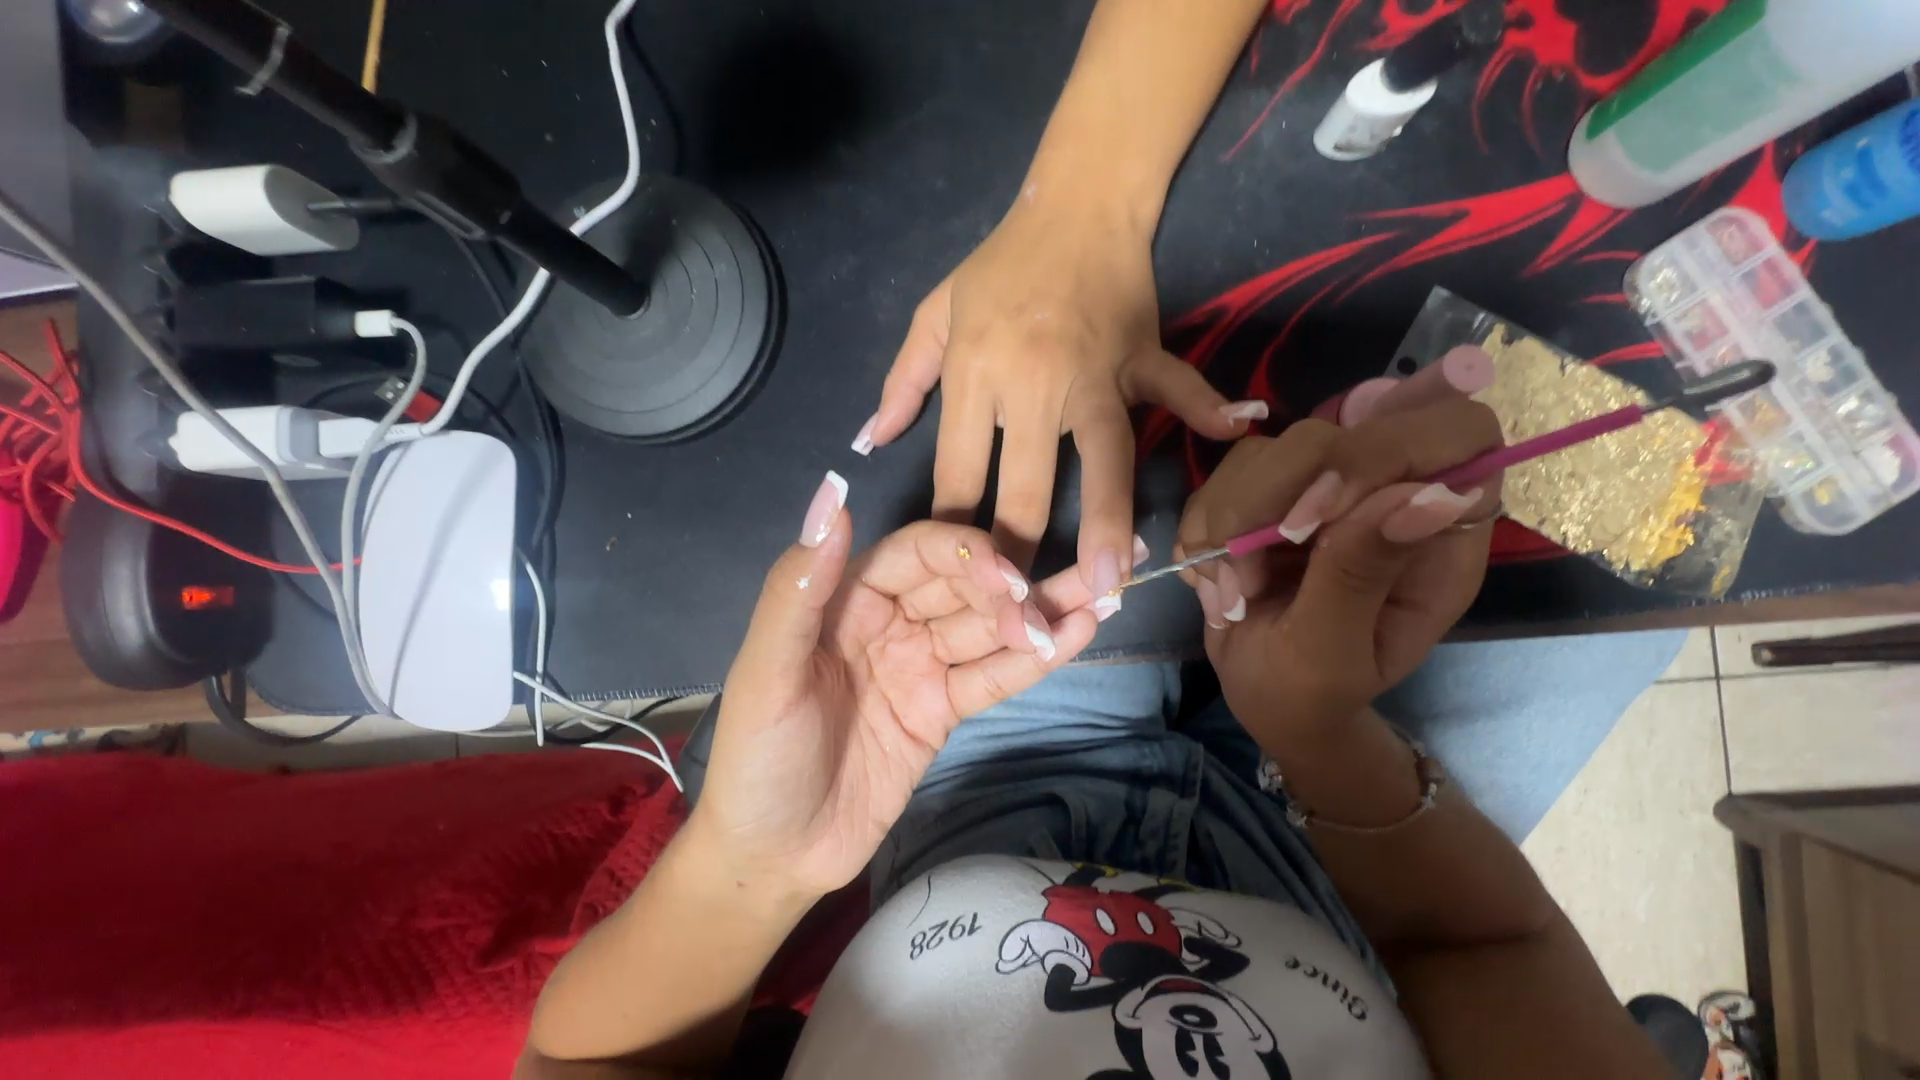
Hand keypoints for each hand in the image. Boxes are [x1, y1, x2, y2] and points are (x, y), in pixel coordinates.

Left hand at [686, 472, 1103, 902]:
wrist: (776, 856)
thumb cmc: (761, 759)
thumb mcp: (768, 671)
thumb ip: (798, 586)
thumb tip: (832, 493)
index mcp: (846, 598)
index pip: (918, 554)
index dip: (965, 556)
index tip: (1007, 578)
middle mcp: (890, 621)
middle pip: (963, 586)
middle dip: (1011, 588)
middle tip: (1061, 601)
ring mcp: (921, 666)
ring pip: (989, 628)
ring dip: (1042, 612)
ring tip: (1105, 593)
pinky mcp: (943, 710)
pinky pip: (993, 676)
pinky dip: (1034, 659)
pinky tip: (1079, 633)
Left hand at [854, 195, 1260, 596]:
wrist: (1075, 205)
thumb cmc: (998, 266)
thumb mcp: (933, 314)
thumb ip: (902, 382)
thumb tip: (870, 443)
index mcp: (975, 375)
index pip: (959, 472)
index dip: (955, 529)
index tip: (958, 577)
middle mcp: (1033, 385)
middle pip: (1026, 485)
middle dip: (1022, 552)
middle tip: (1024, 611)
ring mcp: (1095, 373)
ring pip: (1103, 456)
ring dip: (1107, 521)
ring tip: (1108, 584)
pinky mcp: (1144, 357)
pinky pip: (1178, 388)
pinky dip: (1208, 408)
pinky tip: (1241, 434)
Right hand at [1174, 390, 1503, 741]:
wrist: (1259, 697)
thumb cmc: (1307, 694)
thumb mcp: (1332, 651)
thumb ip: (1364, 572)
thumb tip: (1429, 494)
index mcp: (1437, 537)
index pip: (1456, 432)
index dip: (1388, 448)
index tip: (1315, 513)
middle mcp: (1384, 498)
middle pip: (1338, 431)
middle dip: (1273, 499)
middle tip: (1249, 571)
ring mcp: (1324, 491)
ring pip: (1269, 451)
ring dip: (1229, 524)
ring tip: (1232, 592)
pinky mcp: (1270, 494)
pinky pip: (1224, 476)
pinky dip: (1204, 530)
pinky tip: (1215, 580)